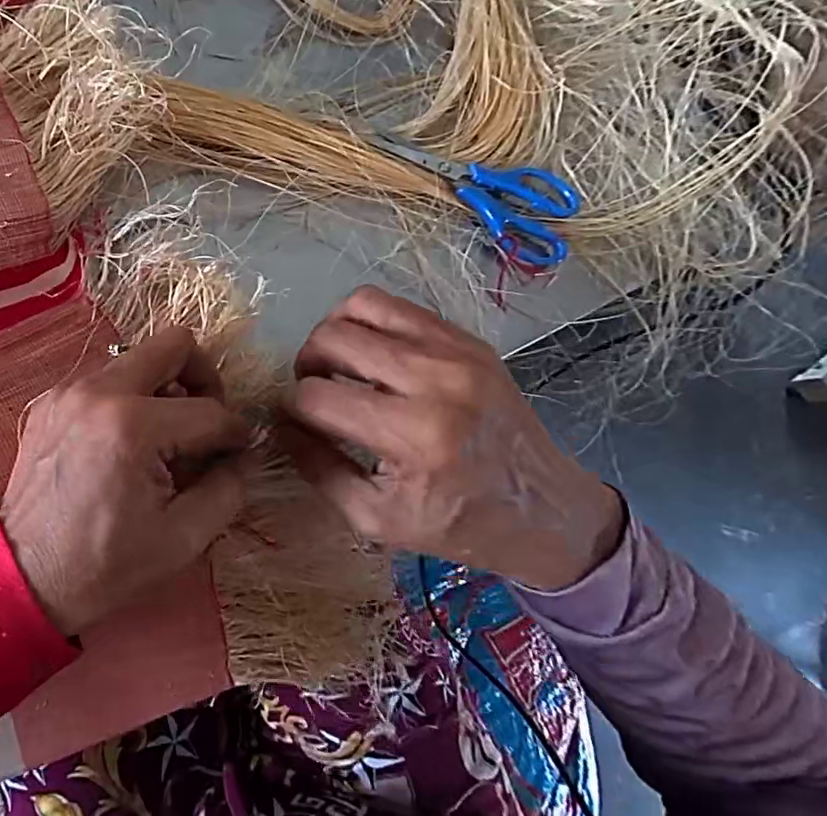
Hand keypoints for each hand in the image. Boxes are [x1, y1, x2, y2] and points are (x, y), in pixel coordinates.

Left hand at [0, 328, 255, 635]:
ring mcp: (66, 391)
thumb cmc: (106, 563)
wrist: (26, 571)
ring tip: (162, 441)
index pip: (209, 409)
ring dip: (160, 389)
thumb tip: (244, 454)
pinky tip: (123, 445)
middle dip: (201, 377)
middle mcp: (96, 391)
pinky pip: (101, 382)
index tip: (239, 452)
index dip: (236, 433)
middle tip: (204, 422)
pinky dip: (124, 400)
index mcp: (132, 424)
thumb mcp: (184, 537)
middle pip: (171, 345)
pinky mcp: (47, 402)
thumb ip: (228, 486)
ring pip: (133, 361)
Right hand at [283, 287, 624, 590]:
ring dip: (330, 337)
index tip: (299, 425)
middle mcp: (435, 384)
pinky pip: (389, 303)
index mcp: (413, 437)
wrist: (549, 512)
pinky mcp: (466, 340)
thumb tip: (278, 422)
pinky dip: (362, 321)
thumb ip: (315, 466)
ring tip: (339, 367)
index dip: (291, 411)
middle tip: (316, 393)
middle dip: (305, 368)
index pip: (314, 397)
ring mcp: (455, 353)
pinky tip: (368, 354)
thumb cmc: (456, 524)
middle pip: (329, 341)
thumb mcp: (373, 518)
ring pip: (354, 309)